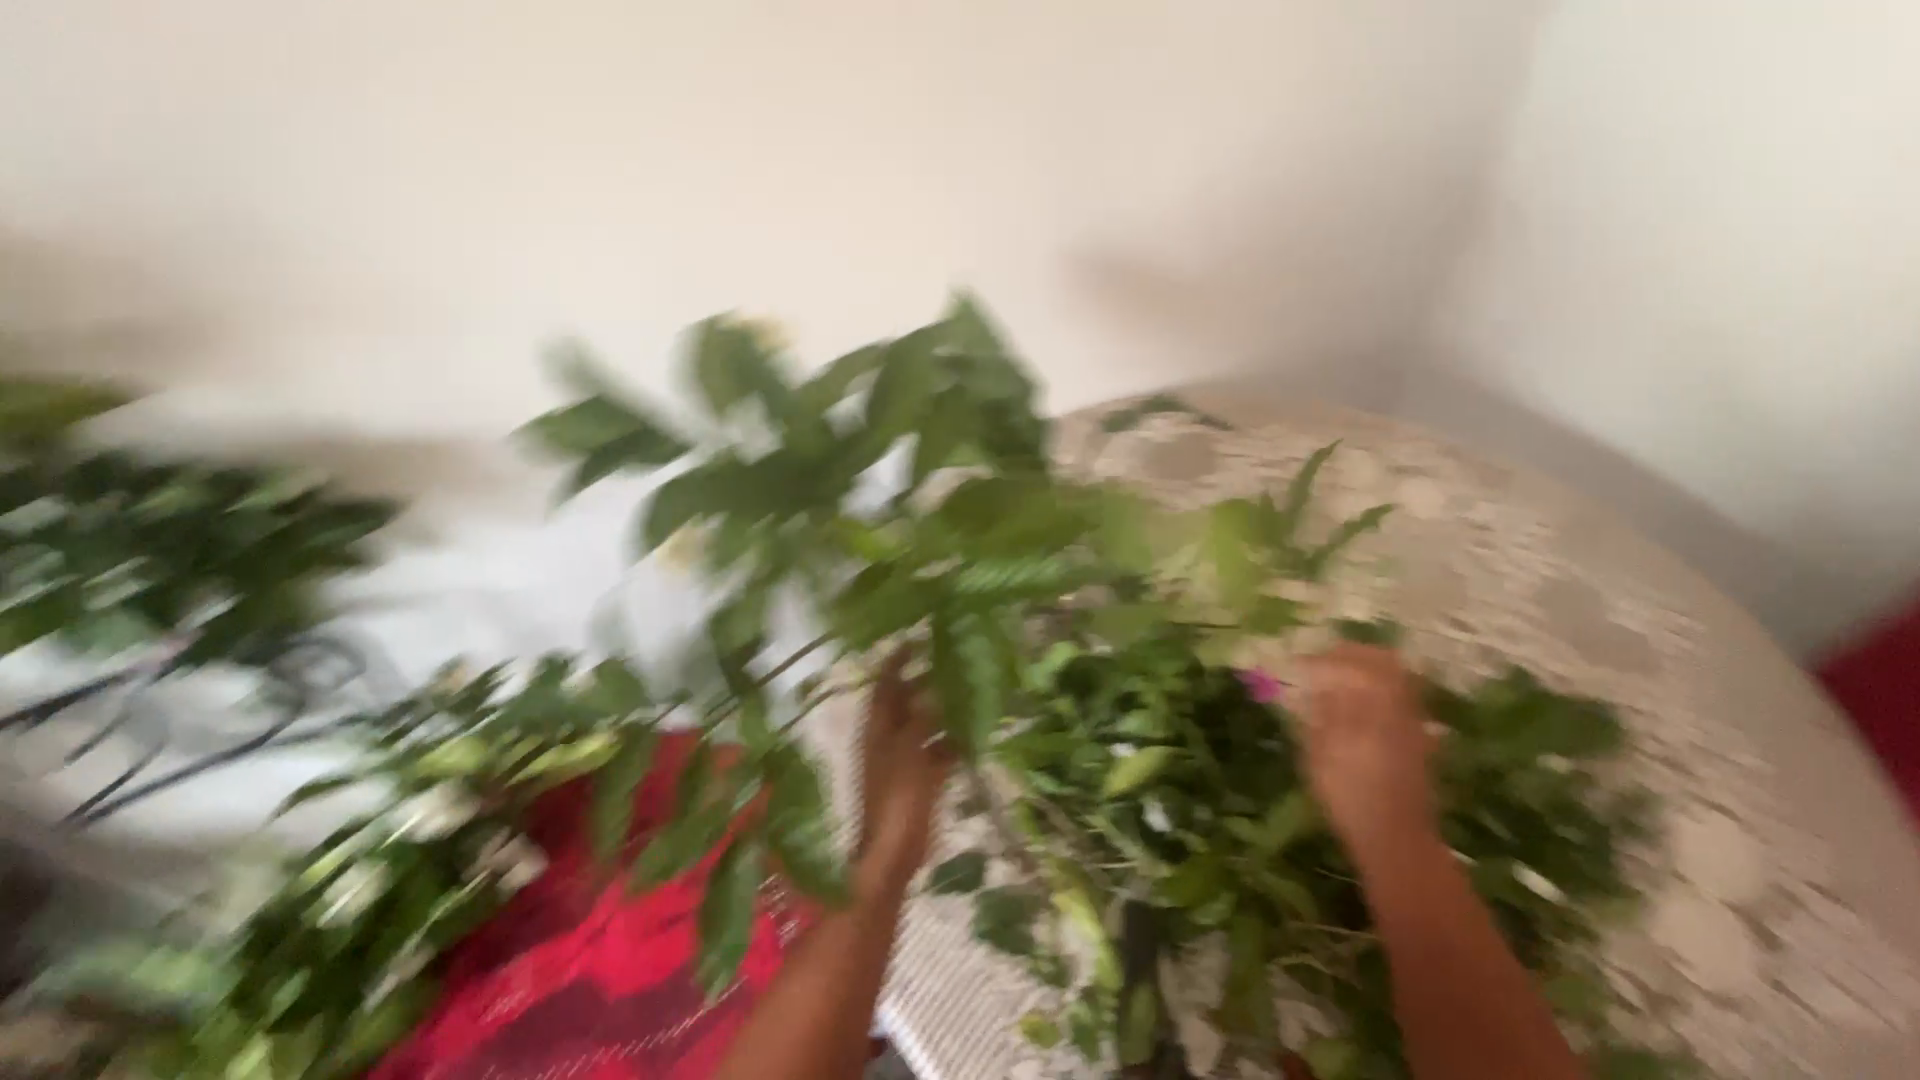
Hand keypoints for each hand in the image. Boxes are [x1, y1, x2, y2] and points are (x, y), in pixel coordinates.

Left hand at [857, 649, 951, 887]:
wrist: (895, 852)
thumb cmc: (895, 798)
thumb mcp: (908, 752)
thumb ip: (921, 718)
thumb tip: (934, 686)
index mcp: (876, 728)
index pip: (885, 684)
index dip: (897, 661)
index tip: (918, 638)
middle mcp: (889, 738)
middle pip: (908, 701)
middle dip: (928, 681)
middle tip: (956, 660)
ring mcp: (907, 759)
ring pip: (927, 725)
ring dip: (946, 709)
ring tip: (972, 688)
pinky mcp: (924, 778)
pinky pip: (941, 750)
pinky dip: (956, 740)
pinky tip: (978, 729)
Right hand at [1298, 644, 1438, 864]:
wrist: (1396, 837)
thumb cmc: (1348, 798)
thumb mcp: (1319, 756)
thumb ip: (1319, 715)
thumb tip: (1316, 686)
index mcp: (1368, 707)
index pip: (1348, 666)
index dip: (1323, 659)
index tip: (1301, 663)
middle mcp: (1396, 707)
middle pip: (1382, 663)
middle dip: (1353, 654)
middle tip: (1327, 657)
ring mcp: (1413, 722)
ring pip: (1399, 678)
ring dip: (1372, 668)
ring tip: (1346, 675)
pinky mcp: (1421, 738)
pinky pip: (1406, 697)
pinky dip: (1386, 688)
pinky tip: (1368, 702)